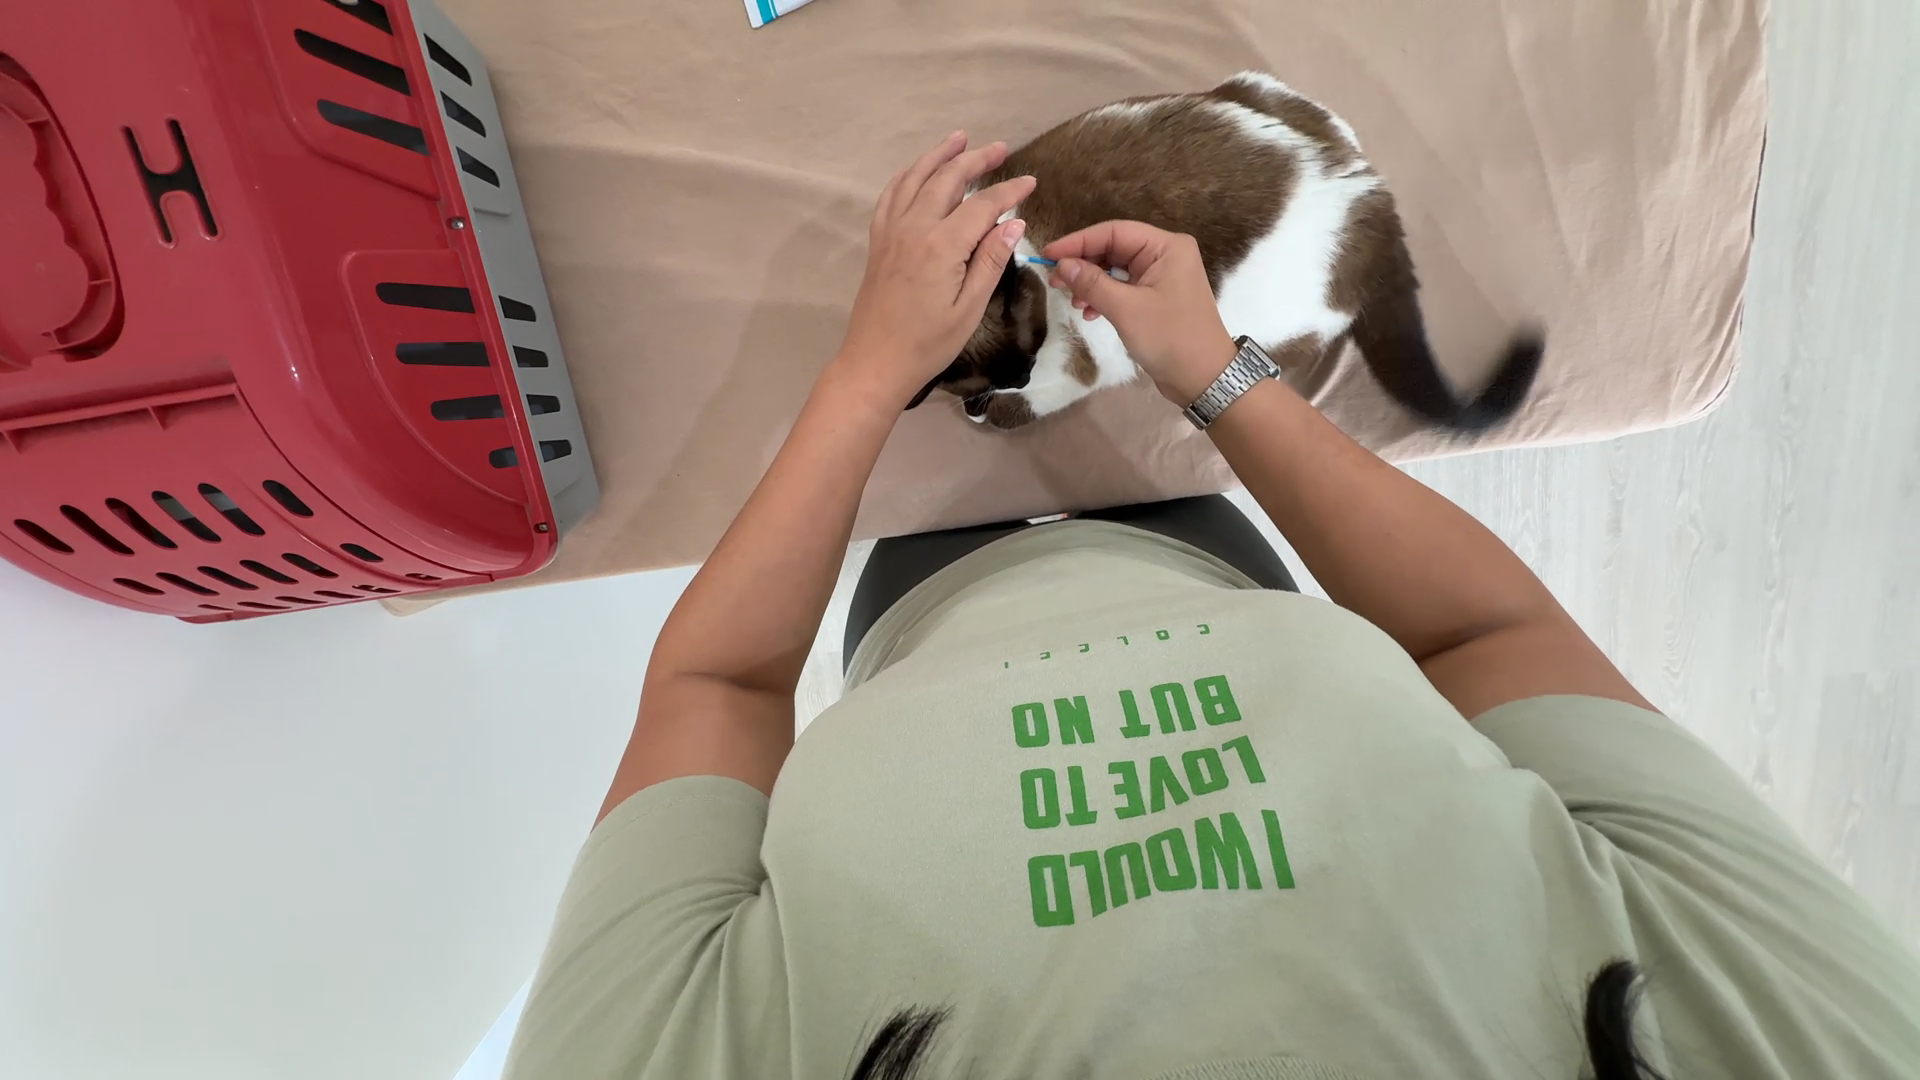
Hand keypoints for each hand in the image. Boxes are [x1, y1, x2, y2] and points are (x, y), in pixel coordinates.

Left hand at [834, 132, 1036, 407]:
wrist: (875, 362)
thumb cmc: (927, 344)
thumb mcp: (969, 310)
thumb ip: (990, 263)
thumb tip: (1013, 225)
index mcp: (942, 245)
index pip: (982, 206)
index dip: (1009, 191)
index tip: (1031, 182)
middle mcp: (914, 227)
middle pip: (948, 179)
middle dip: (977, 160)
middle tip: (1001, 149)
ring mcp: (891, 231)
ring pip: (916, 178)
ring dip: (940, 156)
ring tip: (960, 139)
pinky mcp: (878, 242)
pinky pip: (892, 195)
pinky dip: (907, 176)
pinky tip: (917, 171)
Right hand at [1042, 221, 1238, 404]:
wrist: (1202, 377)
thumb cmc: (1169, 338)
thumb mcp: (1126, 309)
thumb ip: (1092, 283)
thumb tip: (1061, 264)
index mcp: (1165, 247)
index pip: (1114, 232)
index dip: (1078, 241)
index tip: (1048, 254)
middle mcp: (1165, 255)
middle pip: (1114, 249)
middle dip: (1084, 264)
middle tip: (1055, 281)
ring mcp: (1161, 277)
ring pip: (1116, 270)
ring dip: (1091, 283)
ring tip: (1073, 302)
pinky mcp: (1156, 298)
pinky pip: (1123, 288)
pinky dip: (1104, 297)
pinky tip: (1089, 312)